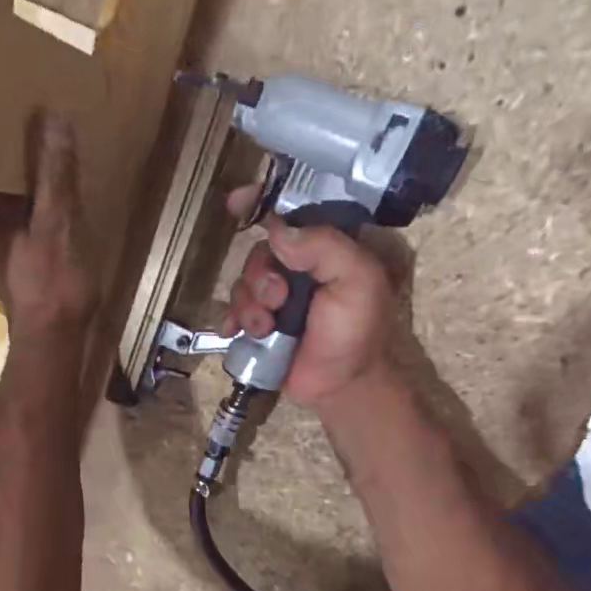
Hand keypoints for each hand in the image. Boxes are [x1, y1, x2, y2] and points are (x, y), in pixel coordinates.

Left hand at [0, 113, 100, 342]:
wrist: (58, 339)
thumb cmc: (53, 285)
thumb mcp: (59, 224)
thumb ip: (56, 175)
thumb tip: (52, 117)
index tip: (9, 93)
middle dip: (15, 140)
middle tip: (32, 99)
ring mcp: (8, 234)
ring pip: (17, 187)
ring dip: (32, 164)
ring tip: (50, 127)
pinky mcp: (28, 247)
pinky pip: (33, 205)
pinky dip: (45, 189)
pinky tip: (61, 175)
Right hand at [221, 186, 396, 408]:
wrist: (342, 387)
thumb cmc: (357, 332)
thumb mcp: (357, 281)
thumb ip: (324, 247)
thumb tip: (276, 229)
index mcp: (327, 249)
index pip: (294, 213)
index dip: (264, 202)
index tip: (238, 203)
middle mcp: (299, 267)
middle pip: (259, 252)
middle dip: (260, 277)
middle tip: (276, 301)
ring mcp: (277, 297)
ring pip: (244, 283)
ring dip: (249, 304)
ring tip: (265, 328)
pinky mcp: (261, 324)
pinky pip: (234, 310)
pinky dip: (233, 319)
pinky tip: (235, 332)